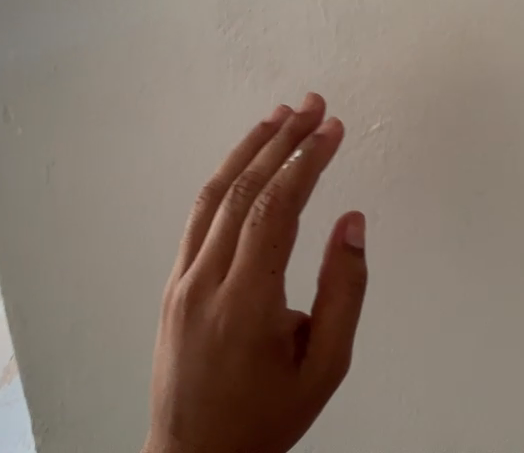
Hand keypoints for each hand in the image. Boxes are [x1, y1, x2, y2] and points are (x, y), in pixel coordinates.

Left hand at [143, 94, 366, 452]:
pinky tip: (246, 160)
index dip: (307, 160)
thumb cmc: (266, 417)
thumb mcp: (325, 366)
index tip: (333, 128)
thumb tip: (351, 221)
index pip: (276, 209)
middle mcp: (205, 282)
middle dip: (283, 139)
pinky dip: (226, 177)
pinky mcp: (172, 285)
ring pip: (214, 195)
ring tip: (281, 115)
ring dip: (249, 148)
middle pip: (244, 190)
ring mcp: (182, 281)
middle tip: (315, 104)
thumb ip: (344, 291)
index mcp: (246, 303)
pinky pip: (199, 216)